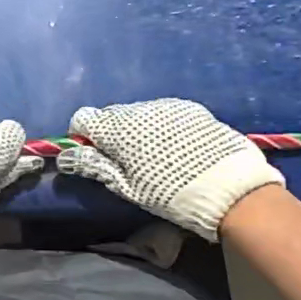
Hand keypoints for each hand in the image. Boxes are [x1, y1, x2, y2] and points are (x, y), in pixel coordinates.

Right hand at [55, 99, 284, 241]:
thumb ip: (94, 165)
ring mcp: (168, 107)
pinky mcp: (193, 110)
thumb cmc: (171, 193)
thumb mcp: (127, 186)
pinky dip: (161, 128)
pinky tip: (177, 149)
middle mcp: (139, 110)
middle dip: (111, 134)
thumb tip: (66, 156)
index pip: (82, 119)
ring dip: (137, 130)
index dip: (84, 138)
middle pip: (110, 115)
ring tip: (156, 156)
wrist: (234, 191)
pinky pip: (164, 114)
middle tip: (127, 161)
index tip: (95, 156)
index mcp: (117, 128)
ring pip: (138, 114)